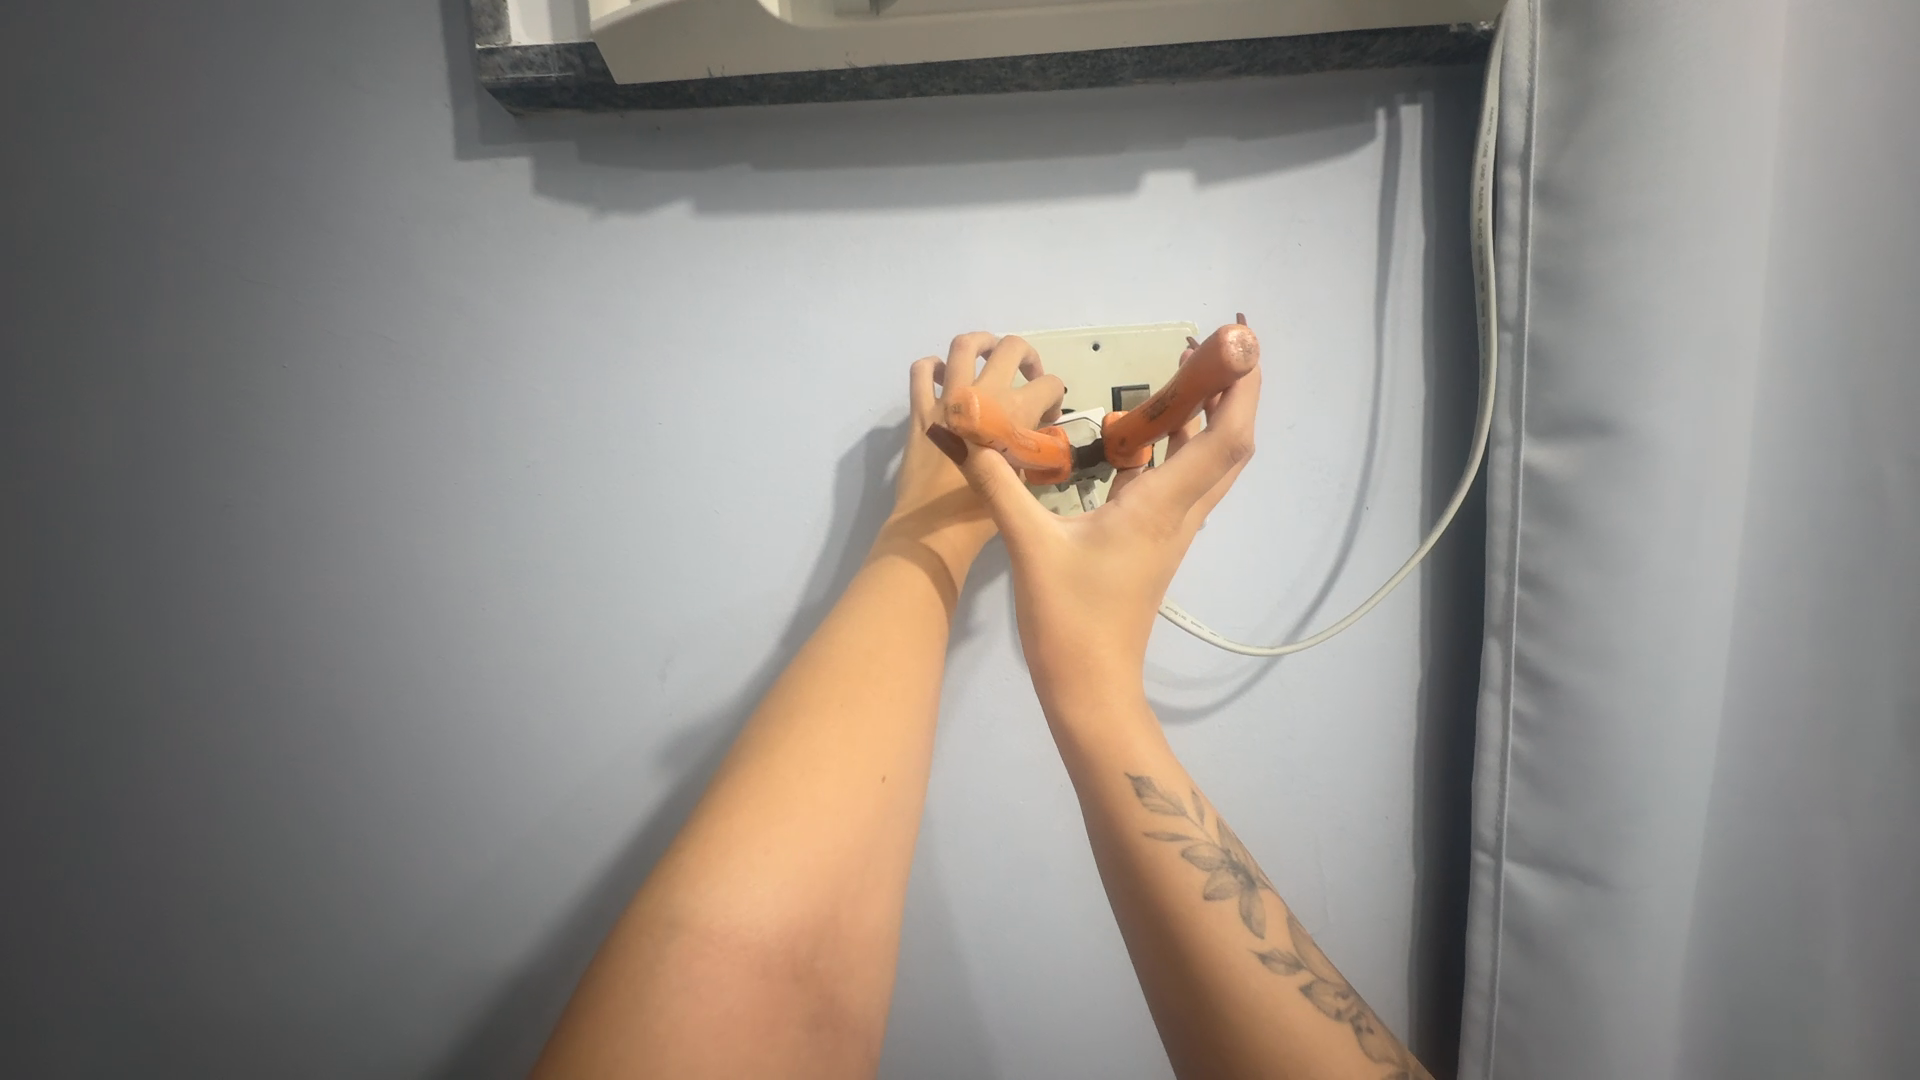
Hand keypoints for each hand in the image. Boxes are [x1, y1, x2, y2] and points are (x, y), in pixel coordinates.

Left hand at [878, 333, 1065, 583]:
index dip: (1055, 396)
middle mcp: (984, 394)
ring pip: (963, 345)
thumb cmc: (984, 512)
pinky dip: (932, 366)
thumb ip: (1033, 452)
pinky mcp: (920, 410)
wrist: (936, 526)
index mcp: (1017, 413)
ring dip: (980, 343)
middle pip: (1011, 347)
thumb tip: (1035, 440)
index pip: (1051, 384)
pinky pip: (922, 371)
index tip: (1047, 416)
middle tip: (1025, 373)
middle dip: (1025, 354)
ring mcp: (948, 398)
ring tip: (986, 354)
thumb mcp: (1025, 480)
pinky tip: (941, 376)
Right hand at [935, 345, 1261, 711]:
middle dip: (1231, 393)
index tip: (1237, 339)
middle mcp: (1178, 515)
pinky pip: (1179, 486)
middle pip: (1230, 446)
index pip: (1225, 437)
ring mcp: (1171, 533)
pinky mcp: (1155, 547)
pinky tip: (1139, 441)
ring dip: (1205, 422)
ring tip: (1180, 381)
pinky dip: (1174, 453)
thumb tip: (960, 433)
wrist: (1090, 687)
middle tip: (1210, 350)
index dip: (1240, 386)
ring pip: (1208, 467)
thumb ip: (995, 483)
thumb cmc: (1067, 619)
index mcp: (1160, 507)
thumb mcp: (1026, 543)